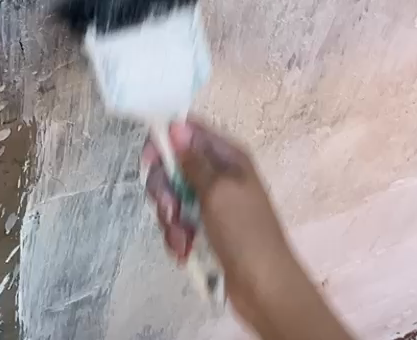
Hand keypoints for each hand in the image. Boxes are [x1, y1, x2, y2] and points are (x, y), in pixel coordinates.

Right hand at [144, 120, 354, 339]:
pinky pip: (178, 223)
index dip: (165, 140)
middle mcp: (218, 175)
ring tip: (183, 239)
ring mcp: (211, 203)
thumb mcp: (217, 191)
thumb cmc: (245, 232)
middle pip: (173, 165)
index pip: (189, 132)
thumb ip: (192, 160)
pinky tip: (185, 251)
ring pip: (172, 196)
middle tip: (170, 208)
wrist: (267, 290)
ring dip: (171, 218)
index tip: (149, 160)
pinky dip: (177, 236)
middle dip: (164, 188)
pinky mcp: (205, 229)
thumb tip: (176, 125)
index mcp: (227, 157)